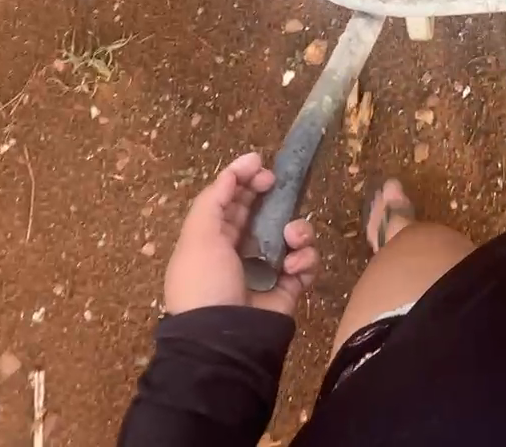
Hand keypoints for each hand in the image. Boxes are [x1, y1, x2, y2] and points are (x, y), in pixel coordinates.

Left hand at [163, 152, 318, 316]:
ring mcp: (267, 268)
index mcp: (212, 240)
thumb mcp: (198, 236)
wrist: (224, 341)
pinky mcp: (290, 286)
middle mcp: (240, 251)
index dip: (245, 179)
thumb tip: (240, 166)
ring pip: (291, 233)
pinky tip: (294, 264)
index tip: (261, 165)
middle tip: (278, 185)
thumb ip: (216, 197)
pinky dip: (305, 258)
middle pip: (264, 211)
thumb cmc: (205, 283)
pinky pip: (306, 261)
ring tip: (292, 238)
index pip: (232, 200)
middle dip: (273, 196)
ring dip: (297, 229)